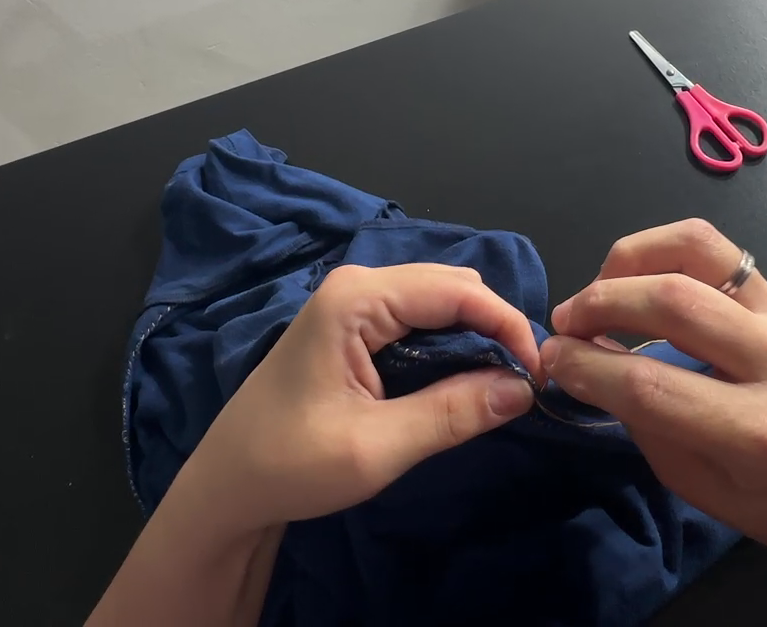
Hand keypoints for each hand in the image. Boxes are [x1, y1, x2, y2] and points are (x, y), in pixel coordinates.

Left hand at [174, 262, 540, 537]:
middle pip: (451, 285)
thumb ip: (452, 413)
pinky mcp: (356, 320)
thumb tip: (523, 389)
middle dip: (494, 326)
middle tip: (522, 383)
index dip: (506, 324)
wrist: (228, 484)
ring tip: (500, 382)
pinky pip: (420, 315)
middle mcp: (359, 283)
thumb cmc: (291, 463)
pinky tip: (462, 376)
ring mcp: (355, 299)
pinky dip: (452, 340)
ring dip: (476, 334)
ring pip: (439, 298)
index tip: (538, 374)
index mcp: (358, 298)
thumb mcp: (377, 447)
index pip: (456, 290)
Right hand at [540, 219, 766, 556]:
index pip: (651, 385)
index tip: (551, 360)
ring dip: (624, 264)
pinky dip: (656, 246)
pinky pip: (708, 242)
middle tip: (564, 325)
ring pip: (691, 252)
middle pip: (670, 304)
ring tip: (597, 292)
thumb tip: (581, 361)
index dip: (585, 367)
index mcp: (761, 434)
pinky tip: (633, 273)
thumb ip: (641, 421)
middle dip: (597, 306)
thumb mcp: (698, 487)